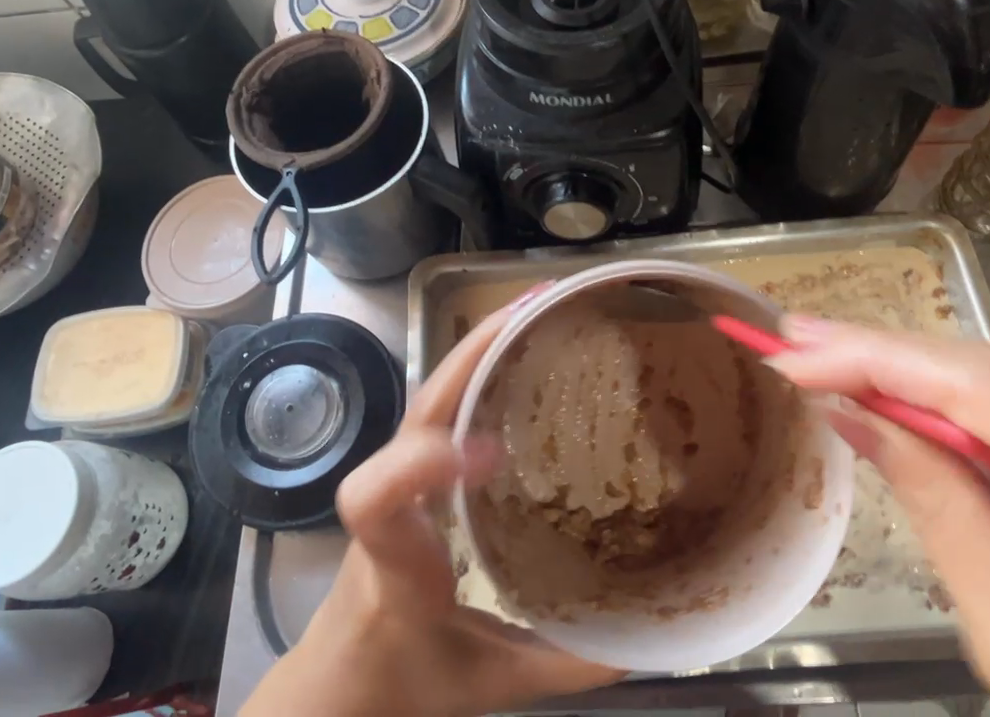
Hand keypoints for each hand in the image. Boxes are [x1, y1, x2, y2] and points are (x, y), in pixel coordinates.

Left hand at [241, 287, 621, 716]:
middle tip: (540, 309)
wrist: (344, 675)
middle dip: (476, 352)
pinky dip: (479, 369)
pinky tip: (520, 351)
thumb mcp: (488, 681)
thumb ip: (563, 667)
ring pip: (430, 395)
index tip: (492, 454)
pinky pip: (443, 406)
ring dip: (479, 346)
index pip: (374, 500)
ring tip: (536, 312)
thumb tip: (645, 646)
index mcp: (398, 563)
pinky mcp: (411, 468)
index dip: (422, 464)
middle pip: (417, 408)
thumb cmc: (404, 676)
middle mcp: (392, 503)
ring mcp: (397, 475)